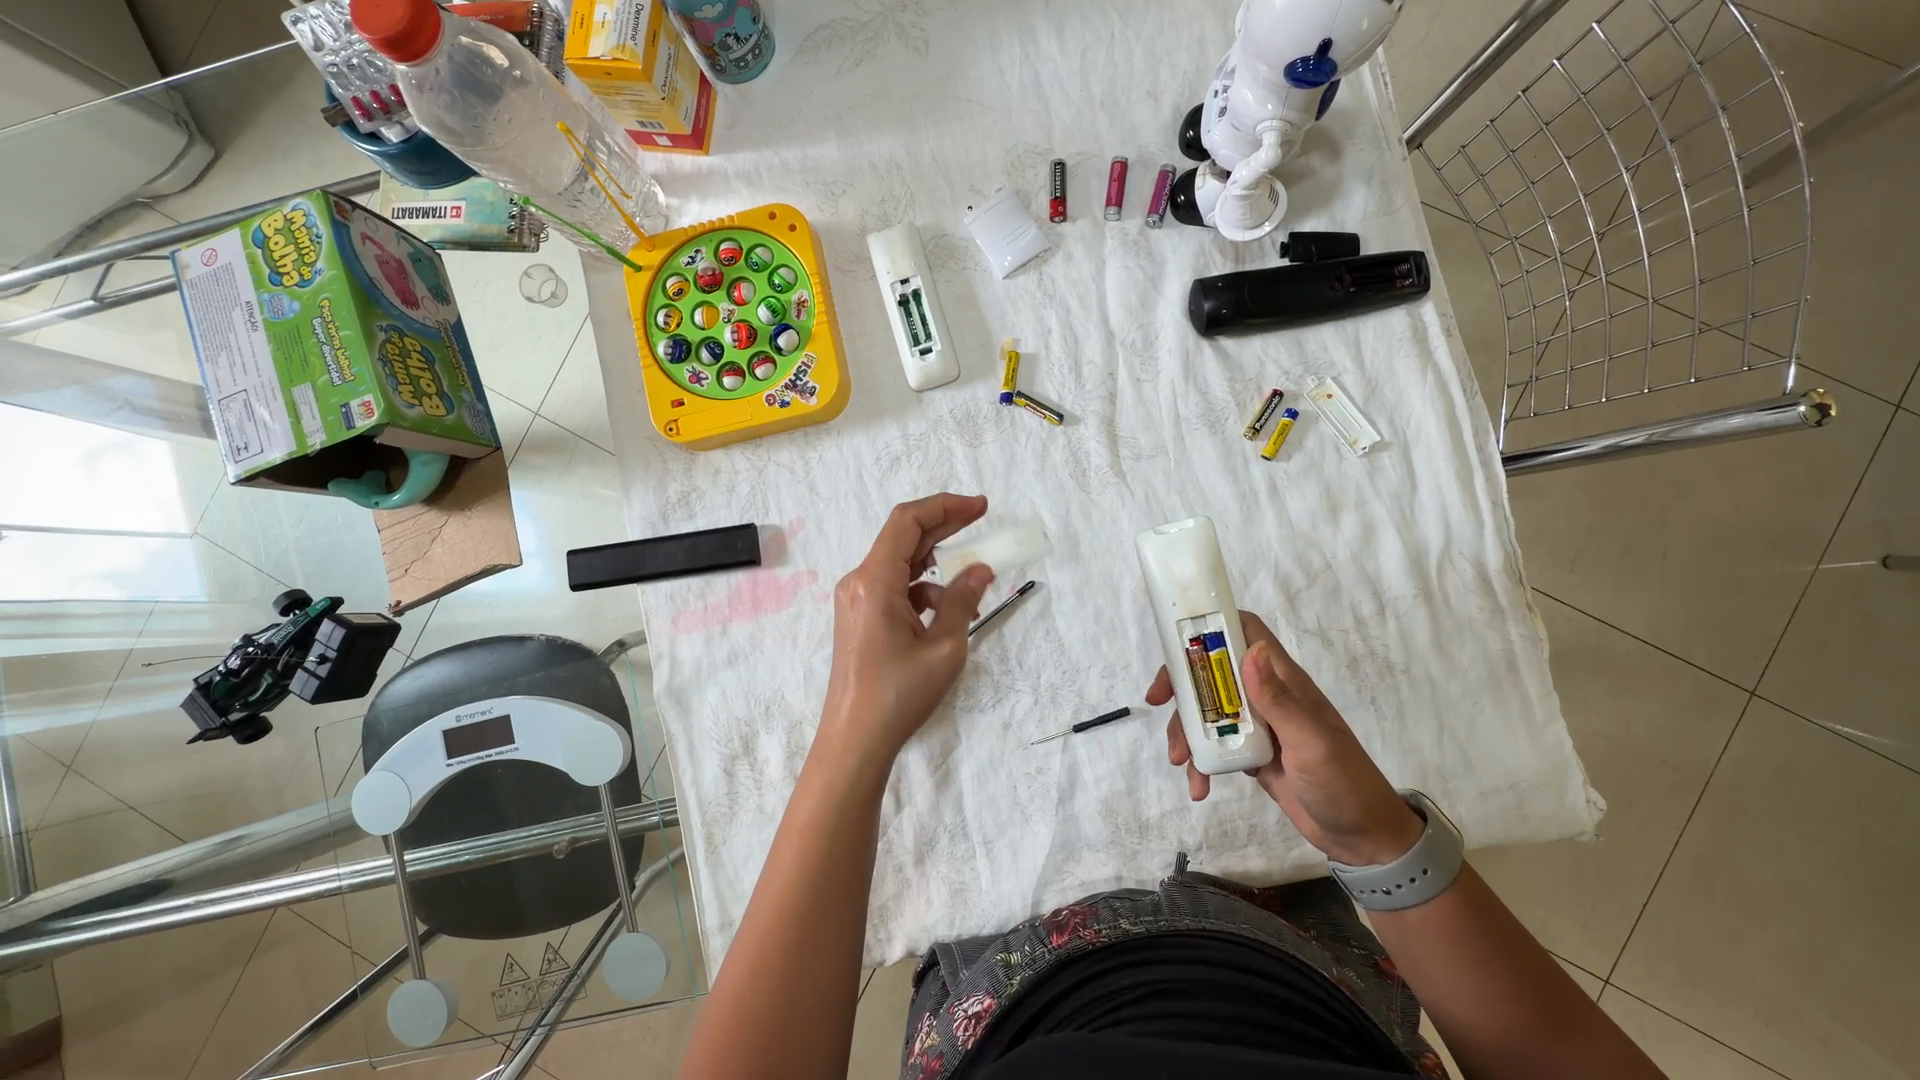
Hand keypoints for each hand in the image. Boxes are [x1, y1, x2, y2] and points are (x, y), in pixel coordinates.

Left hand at [819, 494, 995, 764]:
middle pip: (902, 537)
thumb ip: (961, 601)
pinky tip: (945, 610)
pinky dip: (921, 589)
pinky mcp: (859, 617)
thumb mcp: (943, 648)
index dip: (945, 506)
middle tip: (982, 517)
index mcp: (874, 580)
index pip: (907, 521)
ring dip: (935, 561)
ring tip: (971, 575)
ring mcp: (855, 600)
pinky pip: (893, 587)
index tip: (980, 507)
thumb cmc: (898, 694)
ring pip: (899, 563)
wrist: (854, 739)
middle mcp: (859, 582)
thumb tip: (978, 570)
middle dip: (944, 524)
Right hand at [1148, 612, 1423, 865]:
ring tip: (1180, 761)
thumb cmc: (1343, 783)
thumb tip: (1251, 651)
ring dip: (1186, 732)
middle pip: (1213, 673)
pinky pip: (1214, 747)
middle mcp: (1267, 696)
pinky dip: (1200, 762)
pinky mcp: (1250, 754)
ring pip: (1207, 712)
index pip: (1246, 633)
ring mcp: (1257, 727)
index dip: (1211, 628)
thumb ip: (1278, 699)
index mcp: (1284, 681)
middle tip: (1157, 701)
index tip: (1177, 644)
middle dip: (1182, 685)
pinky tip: (1199, 785)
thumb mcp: (1311, 742)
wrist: (1361, 837)